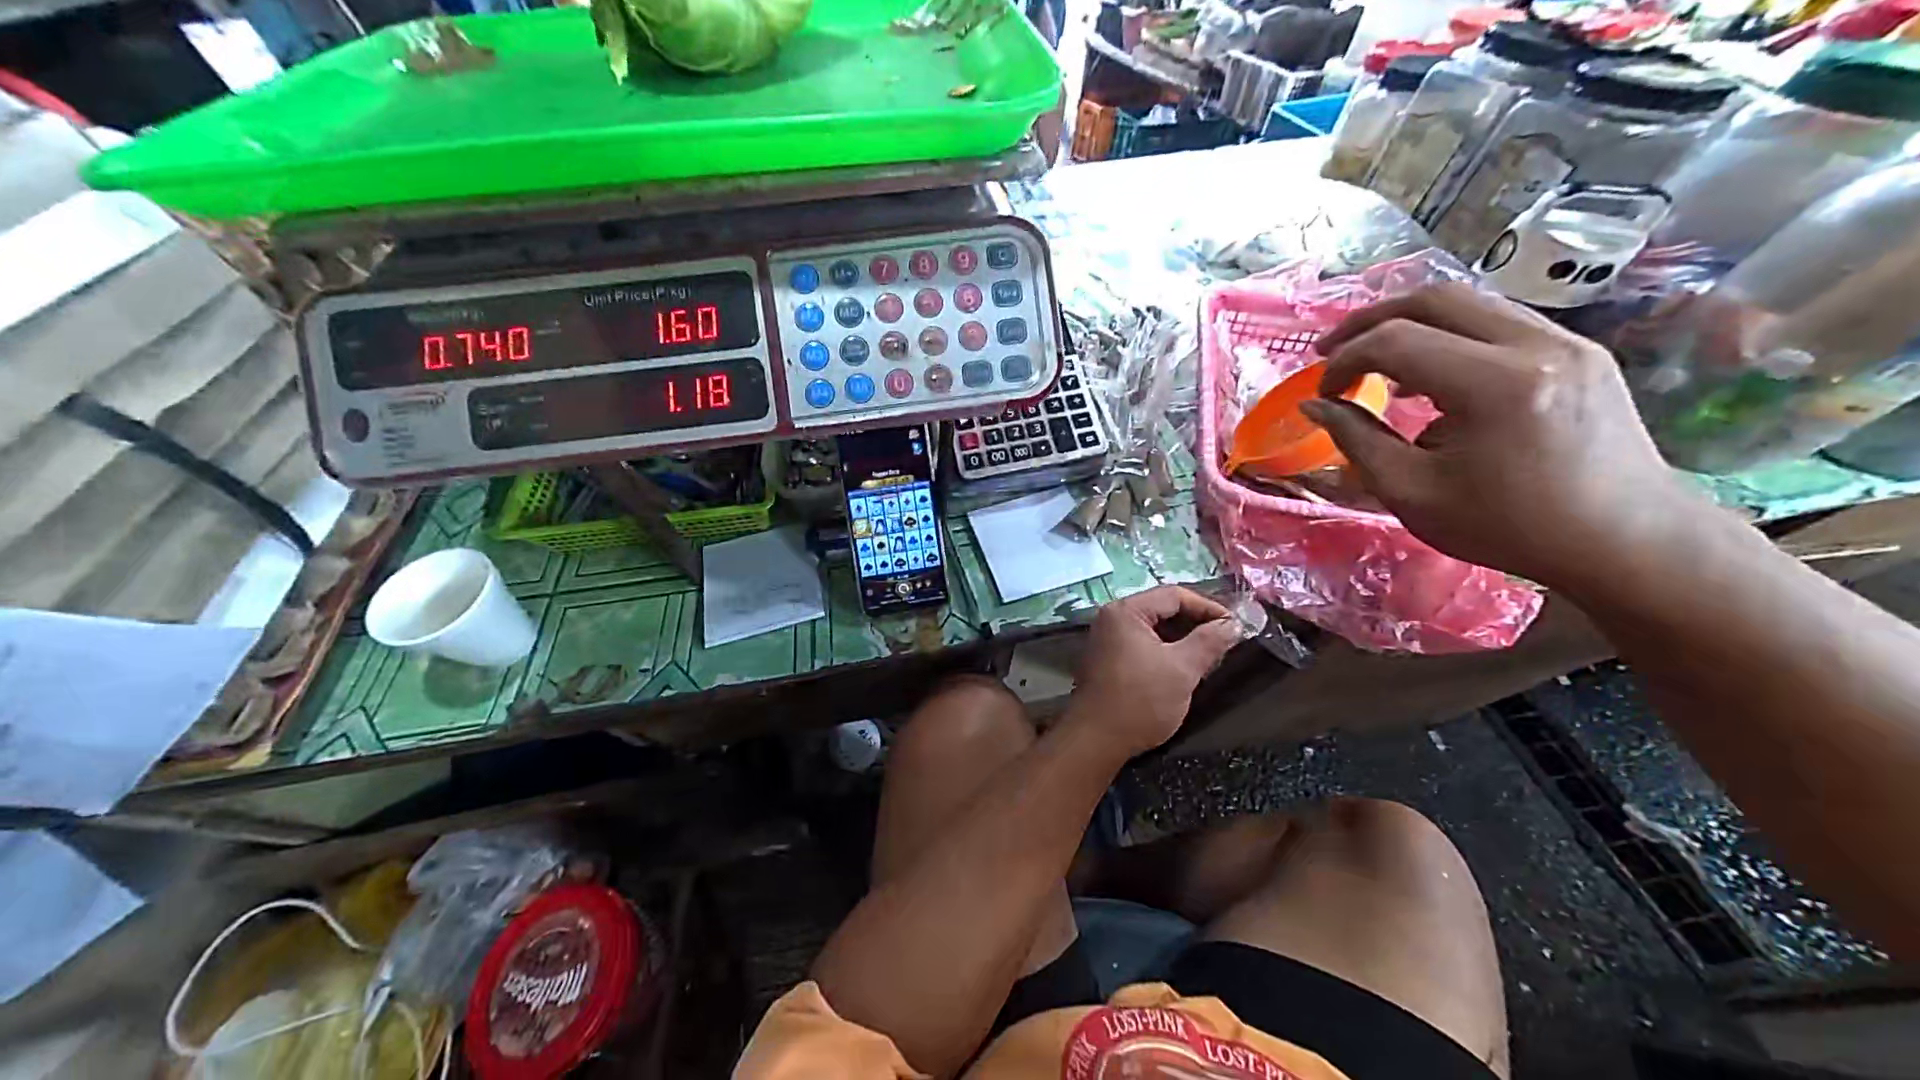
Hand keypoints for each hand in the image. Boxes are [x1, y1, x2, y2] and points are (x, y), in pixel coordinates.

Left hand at [1069, 586, 1241, 756]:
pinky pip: (1143, 644)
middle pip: (1162, 609)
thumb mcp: (1182, 669)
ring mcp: (1107, 639)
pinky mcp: (1108, 659)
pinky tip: (1186, 667)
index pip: (1174, 595)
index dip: (1208, 607)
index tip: (1235, 625)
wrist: (1096, 740)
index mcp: (1125, 611)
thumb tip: (1233, 625)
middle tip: (1226, 639)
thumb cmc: (1140, 700)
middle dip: (1196, 623)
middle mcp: (1111, 618)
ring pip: (1154, 629)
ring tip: (1211, 654)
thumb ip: (1209, 641)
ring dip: (1183, 638)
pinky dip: (1166, 651)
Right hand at [1297, 284, 1705, 593]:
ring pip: (1469, 303)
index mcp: (1496, 385)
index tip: (1324, 392)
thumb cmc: (1509, 527)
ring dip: (1409, 324)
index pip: (1397, 341)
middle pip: (1434, 299)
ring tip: (1373, 360)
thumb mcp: (1413, 493)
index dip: (1346, 360)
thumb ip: (1357, 440)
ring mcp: (1566, 341)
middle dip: (1370, 321)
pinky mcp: (1579, 351)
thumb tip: (1315, 404)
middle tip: (1332, 352)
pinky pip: (1498, 321)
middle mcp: (1537, 345)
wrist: (1625, 541)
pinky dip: (1448, 335)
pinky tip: (1428, 372)